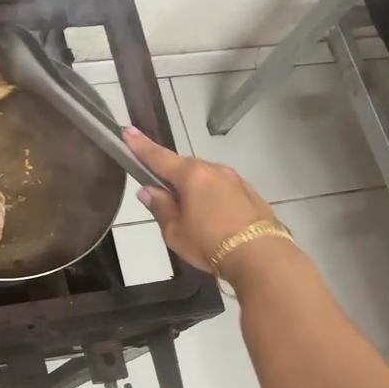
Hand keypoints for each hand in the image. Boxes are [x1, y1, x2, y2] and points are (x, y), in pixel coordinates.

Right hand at [124, 126, 276, 272]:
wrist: (260, 256)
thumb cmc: (209, 242)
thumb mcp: (175, 231)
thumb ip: (160, 207)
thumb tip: (149, 191)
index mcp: (192, 175)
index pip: (159, 157)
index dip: (141, 146)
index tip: (128, 131)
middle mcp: (214, 170)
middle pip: (185, 168)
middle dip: (172, 177)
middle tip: (163, 198)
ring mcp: (235, 180)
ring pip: (206, 179)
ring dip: (194, 190)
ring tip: (191, 216)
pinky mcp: (250, 193)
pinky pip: (222, 190)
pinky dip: (213, 198)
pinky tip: (213, 219)